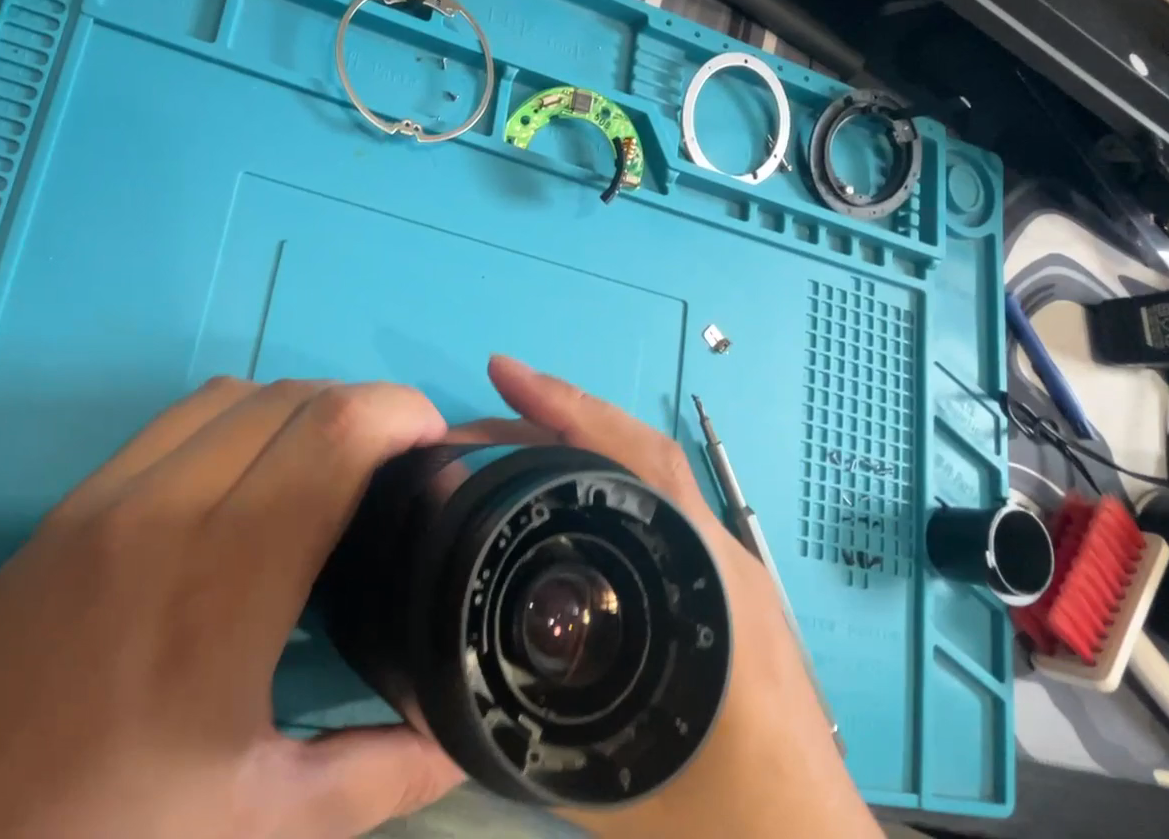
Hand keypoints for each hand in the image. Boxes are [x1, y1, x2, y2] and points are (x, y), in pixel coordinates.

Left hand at [0, 378, 463, 838]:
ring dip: (300, 408)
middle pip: (292, 397)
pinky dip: (238, 422)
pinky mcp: (72, 502)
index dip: (403, 414)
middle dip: (365, 407)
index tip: (441, 447)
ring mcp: (111, 494)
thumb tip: (455, 738)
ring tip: (333, 464)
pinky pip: (178, 422)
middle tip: (401, 465)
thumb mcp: (254, 823)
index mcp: (228, 579)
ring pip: (233, 395)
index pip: (334, 434)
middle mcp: (169, 508)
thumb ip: (374, 776)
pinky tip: (250, 479)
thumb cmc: (94, 832)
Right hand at [475, 356, 876, 838]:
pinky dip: (600, 486)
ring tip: (507, 446)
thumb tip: (438, 684)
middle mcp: (723, 561)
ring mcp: (730, 574)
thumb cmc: (723, 817)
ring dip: (577, 448)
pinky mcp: (725, 593)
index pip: (638, 461)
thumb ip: (528, 729)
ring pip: (649, 480)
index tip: (504, 373)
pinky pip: (654, 511)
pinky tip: (561, 508)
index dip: (567, 406)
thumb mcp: (610, 778)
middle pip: (640, 456)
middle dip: (555, 420)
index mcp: (707, 582)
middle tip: (479, 420)